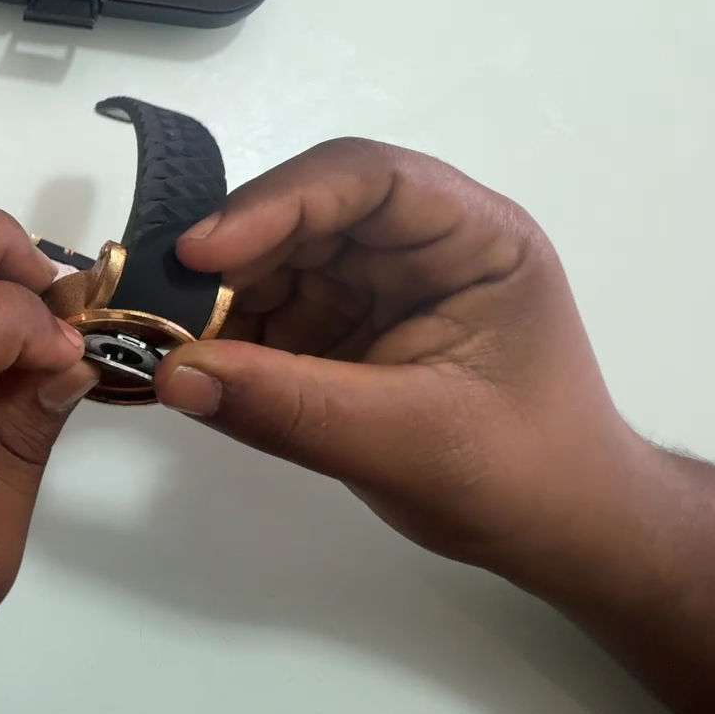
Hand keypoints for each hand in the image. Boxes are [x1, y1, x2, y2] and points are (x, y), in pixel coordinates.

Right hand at [154, 139, 660, 583]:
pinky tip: (188, 363)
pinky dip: (215, 336)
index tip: (202, 255)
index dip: (278, 203)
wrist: (553, 534)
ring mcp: (361, 282)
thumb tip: (171, 375)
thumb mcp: (411, 443)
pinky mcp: (325, 322)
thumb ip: (290, 408)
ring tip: (164, 343)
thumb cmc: (523, 477)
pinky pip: (255, 310)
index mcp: (468, 238)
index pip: (366, 179)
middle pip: (296, 216)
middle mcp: (406, 245)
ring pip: (264, 261)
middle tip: (161, 310)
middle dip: (228, 261)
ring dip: (212, 301)